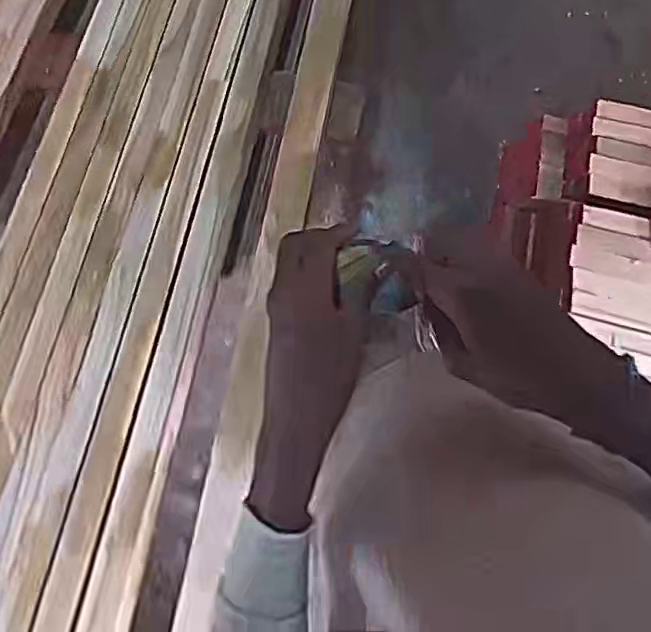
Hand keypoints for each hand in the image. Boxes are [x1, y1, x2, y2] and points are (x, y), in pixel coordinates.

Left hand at [249, 224, 375, 531]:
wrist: (294, 419)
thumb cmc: (329, 376)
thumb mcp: (354, 330)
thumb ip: (362, 290)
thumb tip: (376, 263)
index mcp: (304, 288)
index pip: (318, 243)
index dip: (340, 232)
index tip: (361, 231)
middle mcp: (282, 288)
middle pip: (295, 244)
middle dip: (321, 236)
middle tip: (349, 244)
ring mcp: (274, 303)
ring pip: (289, 260)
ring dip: (312, 252)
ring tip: (344, 265)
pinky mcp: (274, 318)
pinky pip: (288, 278)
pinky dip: (306, 270)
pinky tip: (330, 288)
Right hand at [414, 225, 650, 474]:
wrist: (581, 374)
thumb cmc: (520, 378)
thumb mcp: (465, 365)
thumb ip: (437, 330)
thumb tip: (426, 307)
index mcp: (461, 291)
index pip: (415, 265)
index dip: (393, 264)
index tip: (379, 269)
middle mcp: (478, 265)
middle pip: (435, 241)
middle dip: (419, 256)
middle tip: (412, 283)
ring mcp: (500, 261)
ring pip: (458, 239)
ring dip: (442, 254)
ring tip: (438, 284)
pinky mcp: (516, 267)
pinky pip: (478, 249)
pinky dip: (463, 258)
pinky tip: (465, 286)